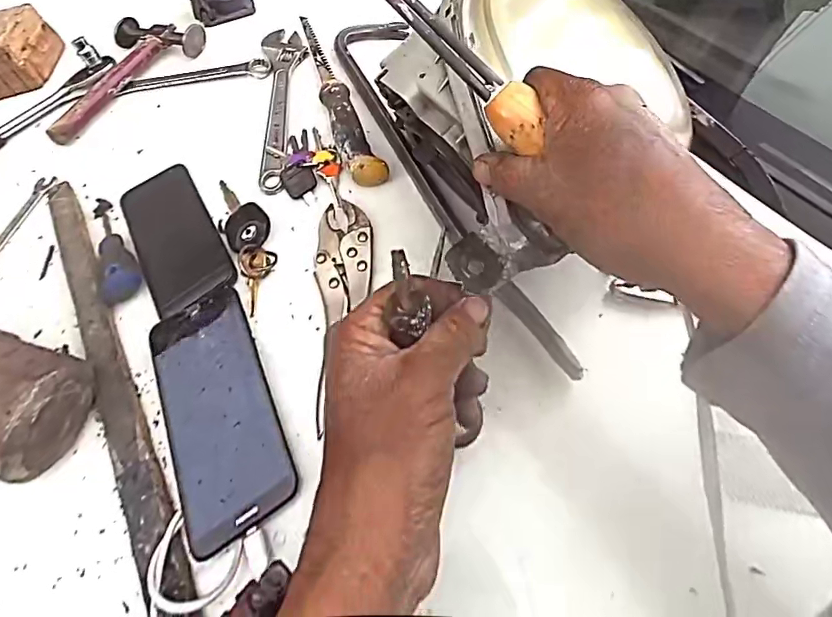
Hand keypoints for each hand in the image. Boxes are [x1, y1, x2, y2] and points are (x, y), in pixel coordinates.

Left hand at [283, 281, 490, 615]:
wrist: (382, 539)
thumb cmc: (377, 470)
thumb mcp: (425, 379)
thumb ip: (453, 333)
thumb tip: (472, 307)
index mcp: (358, 342)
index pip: (402, 292)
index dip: (437, 294)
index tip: (466, 305)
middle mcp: (371, 366)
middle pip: (426, 325)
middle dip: (454, 344)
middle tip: (464, 354)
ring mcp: (392, 396)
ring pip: (441, 361)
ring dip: (460, 379)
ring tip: (458, 399)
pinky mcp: (412, 425)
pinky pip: (446, 395)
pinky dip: (458, 408)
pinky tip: (456, 427)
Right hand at [473, 67, 792, 334]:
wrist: (697, 245)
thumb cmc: (635, 216)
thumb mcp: (544, 197)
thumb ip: (506, 174)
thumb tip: (491, 166)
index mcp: (581, 99)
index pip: (529, 82)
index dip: (511, 116)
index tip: (508, 146)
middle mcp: (614, 100)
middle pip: (556, 108)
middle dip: (539, 144)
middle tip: (535, 180)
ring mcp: (639, 122)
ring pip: (585, 132)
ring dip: (569, 161)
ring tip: (570, 202)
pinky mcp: (656, 147)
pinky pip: (612, 150)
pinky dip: (599, 172)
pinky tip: (600, 208)